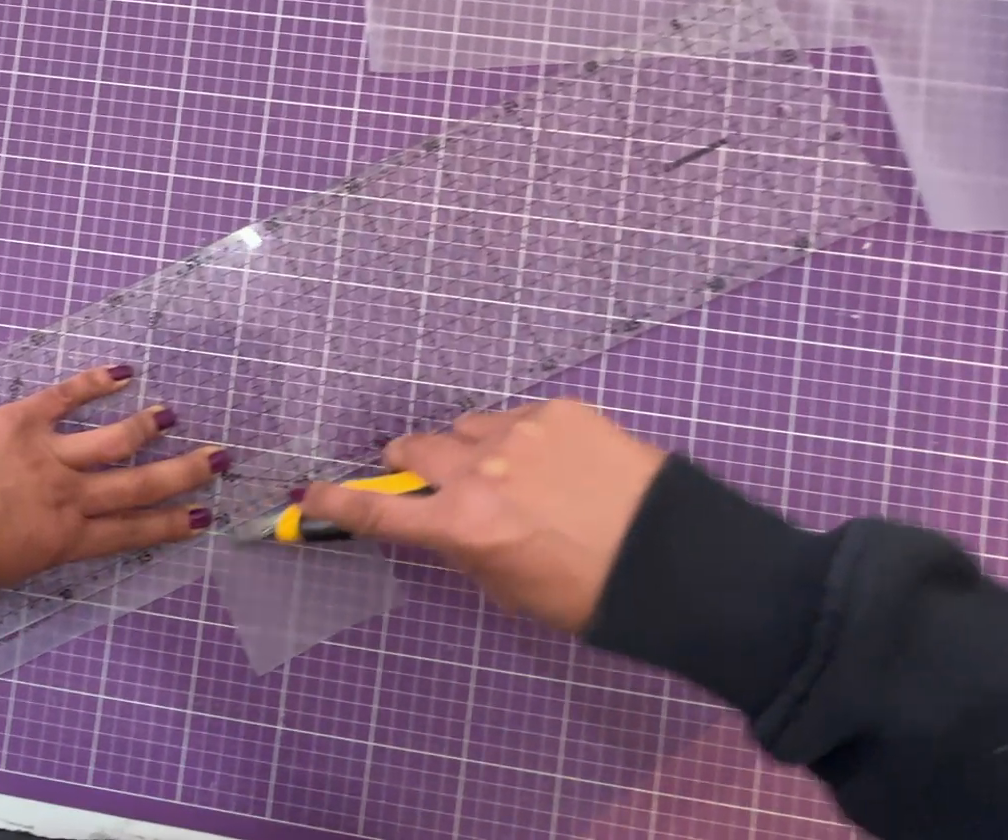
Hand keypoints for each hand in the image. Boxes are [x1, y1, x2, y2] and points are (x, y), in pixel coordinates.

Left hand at [0, 365, 226, 596]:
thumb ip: (13, 565)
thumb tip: (15, 555)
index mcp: (61, 542)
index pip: (130, 533)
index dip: (170, 525)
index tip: (202, 516)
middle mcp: (67, 497)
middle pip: (138, 485)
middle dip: (182, 474)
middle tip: (218, 459)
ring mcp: (46, 454)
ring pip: (113, 440)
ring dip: (146, 427)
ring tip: (172, 416)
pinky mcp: (20, 419)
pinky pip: (64, 397)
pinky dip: (94, 382)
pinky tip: (122, 371)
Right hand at [299, 399, 665, 632]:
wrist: (698, 568)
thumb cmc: (595, 597)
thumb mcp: (511, 588)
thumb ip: (463, 548)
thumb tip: (441, 520)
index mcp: (465, 526)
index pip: (379, 511)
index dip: (338, 501)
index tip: (309, 494)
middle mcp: (480, 471)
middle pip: (413, 447)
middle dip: (414, 462)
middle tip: (437, 479)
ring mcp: (519, 432)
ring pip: (466, 428)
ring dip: (474, 449)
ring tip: (521, 473)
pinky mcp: (560, 409)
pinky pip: (518, 418)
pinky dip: (524, 439)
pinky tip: (564, 464)